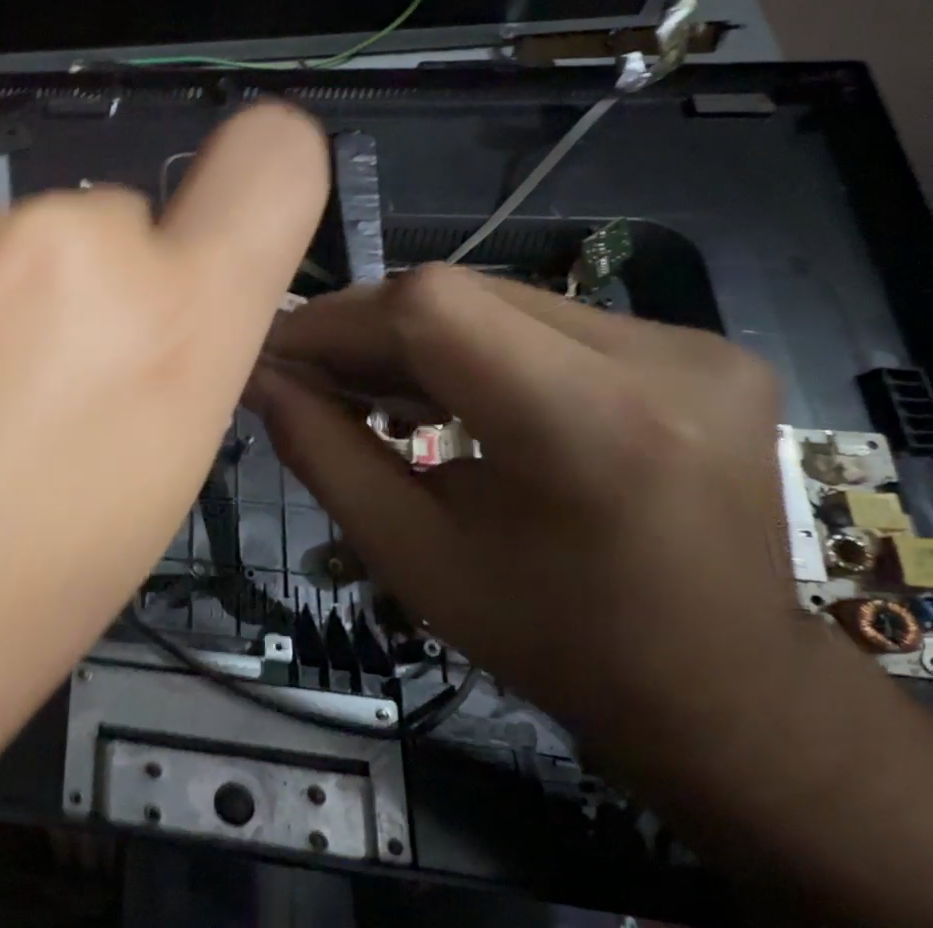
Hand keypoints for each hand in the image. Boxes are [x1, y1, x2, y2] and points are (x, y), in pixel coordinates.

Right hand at [244, 266, 795, 726]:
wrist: (715, 681)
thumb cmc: (544, 634)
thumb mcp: (408, 552)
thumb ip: (321, 451)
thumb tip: (257, 375)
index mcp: (589, 426)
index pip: (433, 309)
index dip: (335, 320)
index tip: (275, 356)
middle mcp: (660, 361)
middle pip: (462, 292)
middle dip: (366, 329)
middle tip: (311, 379)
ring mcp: (693, 346)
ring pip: (499, 298)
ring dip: (415, 335)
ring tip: (373, 394)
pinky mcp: (699, 348)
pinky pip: (546, 319)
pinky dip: (473, 345)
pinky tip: (446, 394)